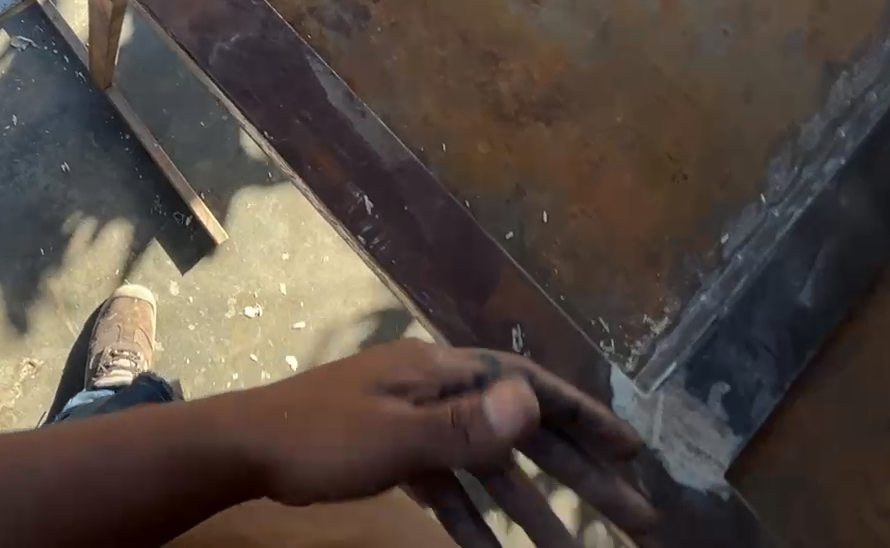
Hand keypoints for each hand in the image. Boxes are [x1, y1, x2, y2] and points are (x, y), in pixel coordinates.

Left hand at [214, 339, 656, 547]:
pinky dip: (473, 519)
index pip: (520, 380)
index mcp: (433, 370)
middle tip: (638, 518)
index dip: (579, 412)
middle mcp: (429, 387)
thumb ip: (464, 424)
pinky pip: (448, 484)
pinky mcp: (393, 450)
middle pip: (514, 425)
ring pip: (485, 463)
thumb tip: (531, 397)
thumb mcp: (396, 436)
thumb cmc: (321, 437)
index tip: (632, 450)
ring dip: (529, 509)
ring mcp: (410, 419)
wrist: (251, 447)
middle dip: (574, 470)